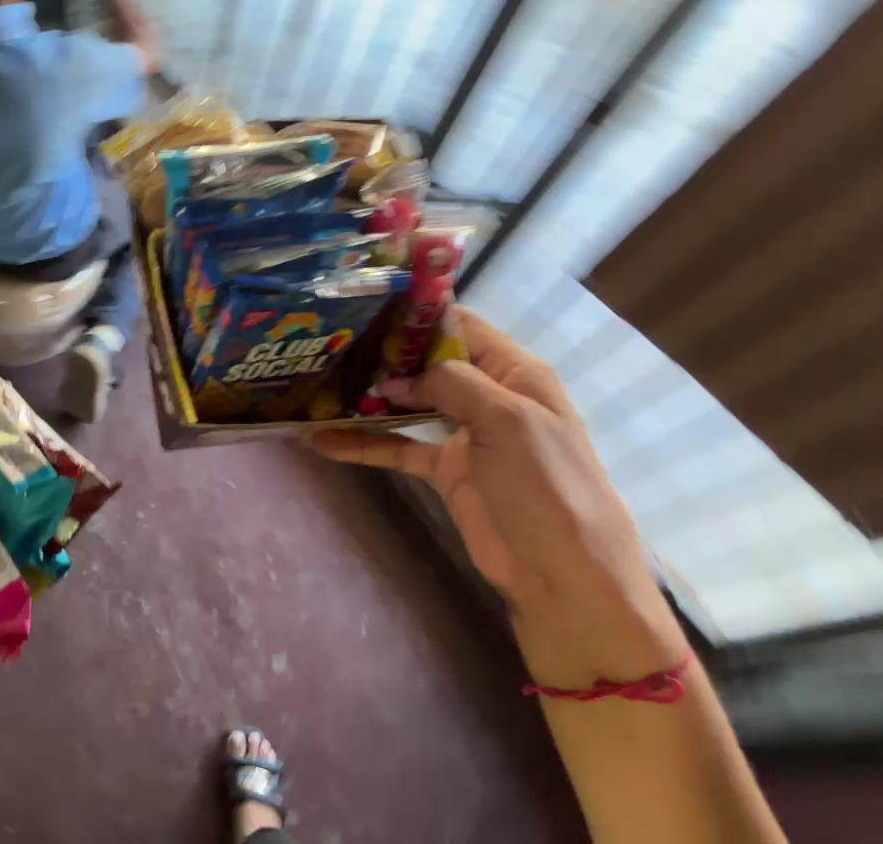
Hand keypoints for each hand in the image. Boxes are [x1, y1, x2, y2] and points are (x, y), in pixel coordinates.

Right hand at [306, 309, 685, 683]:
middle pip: (429, 364)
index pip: (462, 328)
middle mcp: (488, 397)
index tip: (366, 310)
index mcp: (515, 373)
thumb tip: (398, 377)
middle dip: (384, 356)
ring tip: (319, 387)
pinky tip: (324, 441)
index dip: (418, 318)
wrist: (563, 573)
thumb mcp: (507, 419)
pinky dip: (363, 444)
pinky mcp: (445, 472)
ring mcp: (464, 435)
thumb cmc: (545, 484)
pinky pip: (398, 448)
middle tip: (332, 346)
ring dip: (368, 398)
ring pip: (408, 405)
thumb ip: (453, 384)